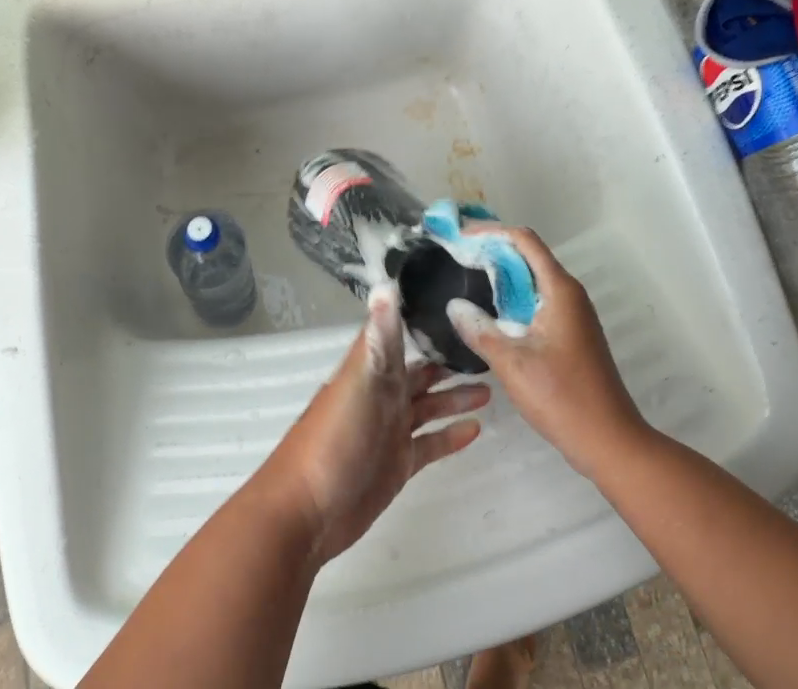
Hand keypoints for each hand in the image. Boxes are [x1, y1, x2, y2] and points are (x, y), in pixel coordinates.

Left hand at [254, 284, 489, 563]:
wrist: (306, 513)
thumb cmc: (331, 442)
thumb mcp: (357, 384)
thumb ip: (376, 340)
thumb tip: (386, 284)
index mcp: (372, 373)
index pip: (402, 337)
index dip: (428, 323)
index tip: (462, 305)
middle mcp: (382, 397)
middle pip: (421, 373)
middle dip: (450, 362)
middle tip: (489, 353)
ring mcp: (390, 432)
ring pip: (429, 407)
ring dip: (456, 398)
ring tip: (491, 390)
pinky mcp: (398, 465)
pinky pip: (430, 444)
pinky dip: (451, 436)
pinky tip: (476, 429)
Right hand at [446, 227, 648, 477]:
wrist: (608, 439)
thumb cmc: (562, 397)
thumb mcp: (513, 363)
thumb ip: (480, 330)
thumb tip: (454, 305)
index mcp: (559, 291)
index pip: (524, 241)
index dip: (490, 232)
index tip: (458, 235)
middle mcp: (569, 295)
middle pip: (528, 257)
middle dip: (491, 251)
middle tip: (452, 256)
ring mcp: (572, 315)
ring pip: (531, 282)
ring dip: (500, 277)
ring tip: (462, 279)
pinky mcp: (569, 334)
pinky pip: (536, 303)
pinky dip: (510, 300)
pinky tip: (487, 315)